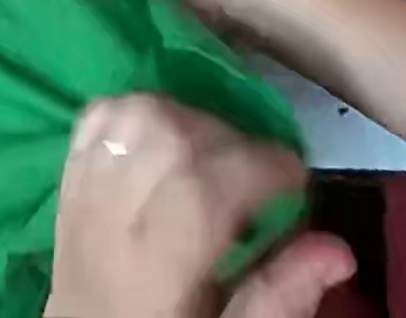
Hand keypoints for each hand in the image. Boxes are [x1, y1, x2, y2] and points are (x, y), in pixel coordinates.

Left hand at [46, 94, 354, 317]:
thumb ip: (278, 298)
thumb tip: (338, 248)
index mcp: (152, 270)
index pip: (200, 191)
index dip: (258, 168)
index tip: (295, 176)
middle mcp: (110, 218)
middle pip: (168, 141)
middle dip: (228, 139)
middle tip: (255, 170)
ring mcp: (82, 187)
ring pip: (134, 116)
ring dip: (185, 116)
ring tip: (212, 150)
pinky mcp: (68, 170)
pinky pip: (99, 114)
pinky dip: (138, 108)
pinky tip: (164, 130)